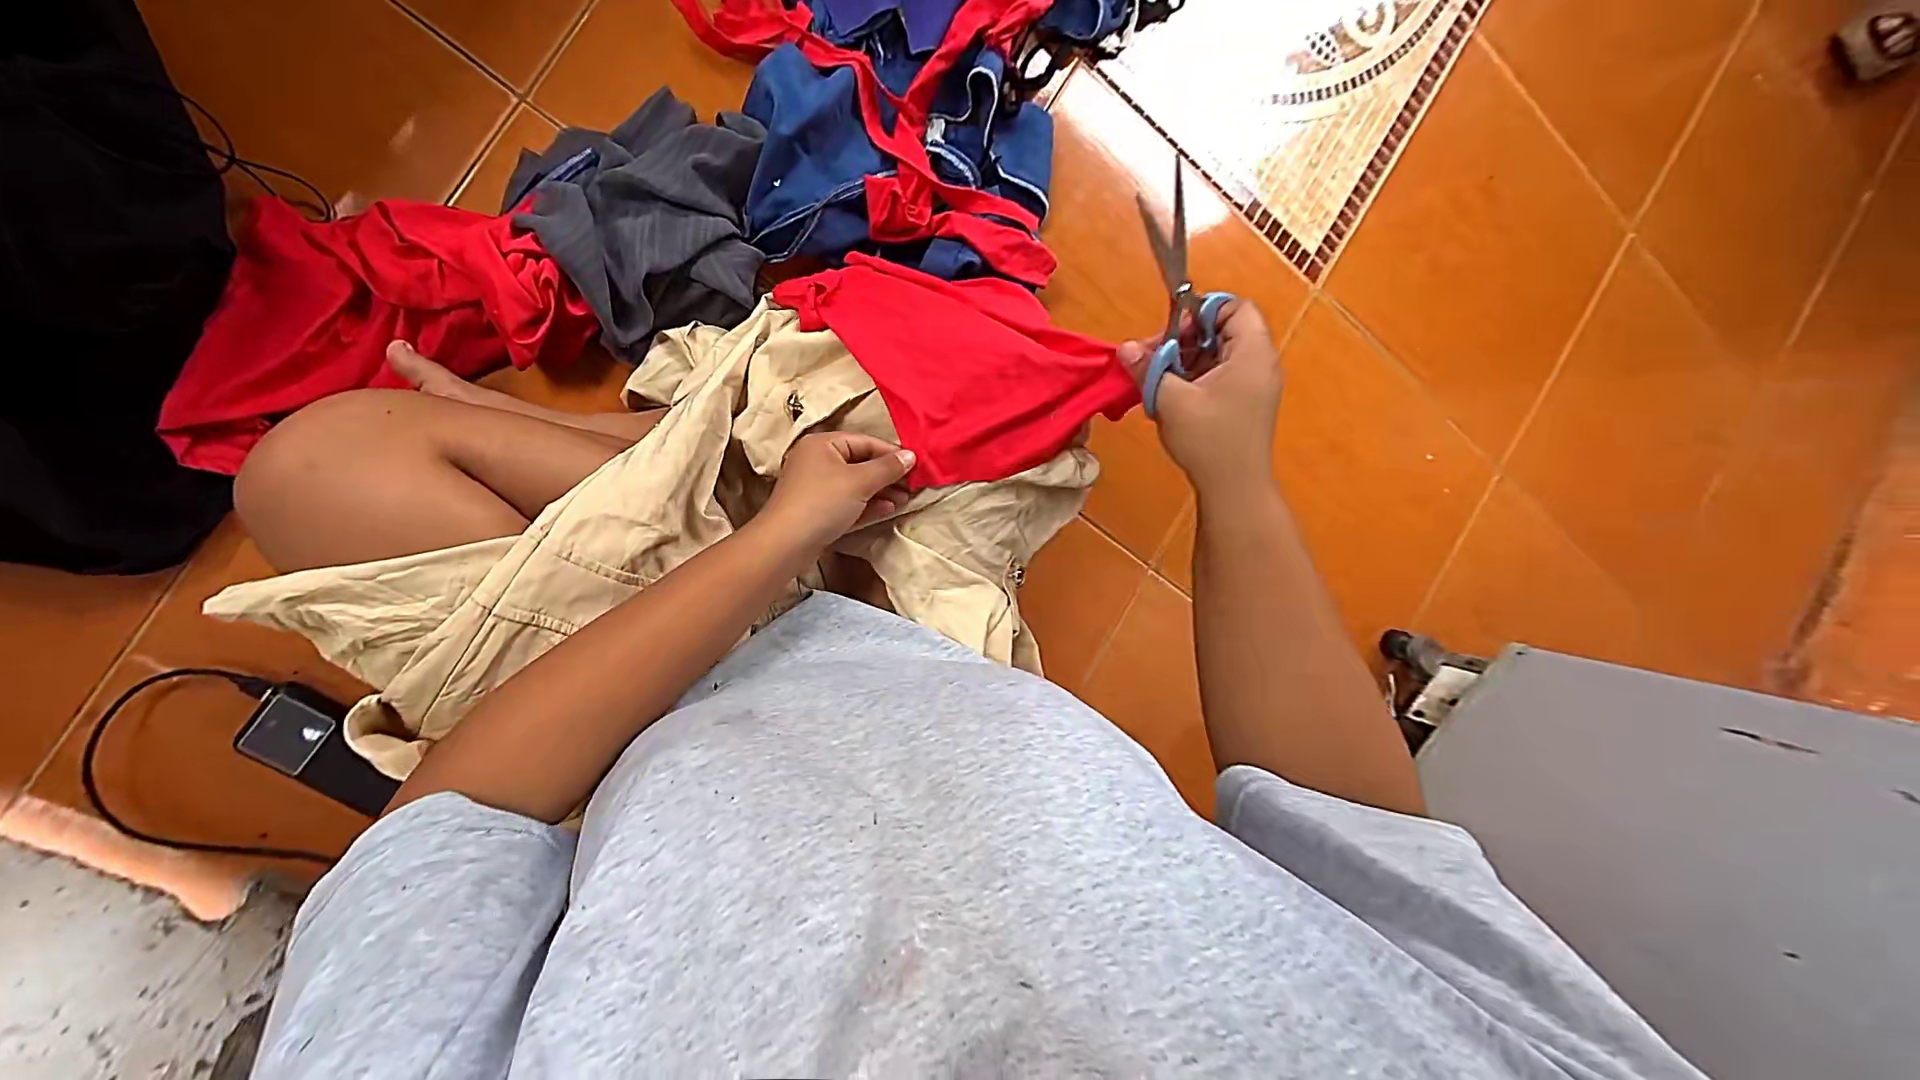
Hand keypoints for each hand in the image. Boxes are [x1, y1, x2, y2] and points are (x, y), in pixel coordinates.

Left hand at [759, 432, 915, 550]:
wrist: (786, 544)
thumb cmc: (822, 503)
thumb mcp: (860, 481)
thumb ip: (888, 468)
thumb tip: (911, 456)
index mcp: (823, 444)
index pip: (865, 441)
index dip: (891, 453)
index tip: (916, 465)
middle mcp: (818, 461)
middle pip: (861, 463)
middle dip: (888, 475)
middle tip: (913, 485)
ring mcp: (817, 487)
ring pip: (856, 484)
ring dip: (881, 491)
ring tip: (905, 499)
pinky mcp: (819, 511)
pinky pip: (849, 502)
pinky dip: (868, 504)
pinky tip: (888, 509)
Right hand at [1119, 299, 1281, 495]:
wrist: (1234, 488)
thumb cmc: (1209, 439)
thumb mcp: (1172, 400)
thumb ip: (1149, 368)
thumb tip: (1125, 347)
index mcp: (1252, 352)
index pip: (1234, 307)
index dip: (1201, 312)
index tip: (1172, 334)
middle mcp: (1260, 363)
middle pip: (1222, 330)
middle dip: (1184, 340)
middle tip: (1155, 359)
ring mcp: (1254, 385)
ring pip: (1217, 355)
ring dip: (1184, 362)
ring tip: (1158, 381)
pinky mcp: (1245, 404)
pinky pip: (1219, 376)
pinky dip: (1194, 379)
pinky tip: (1171, 399)